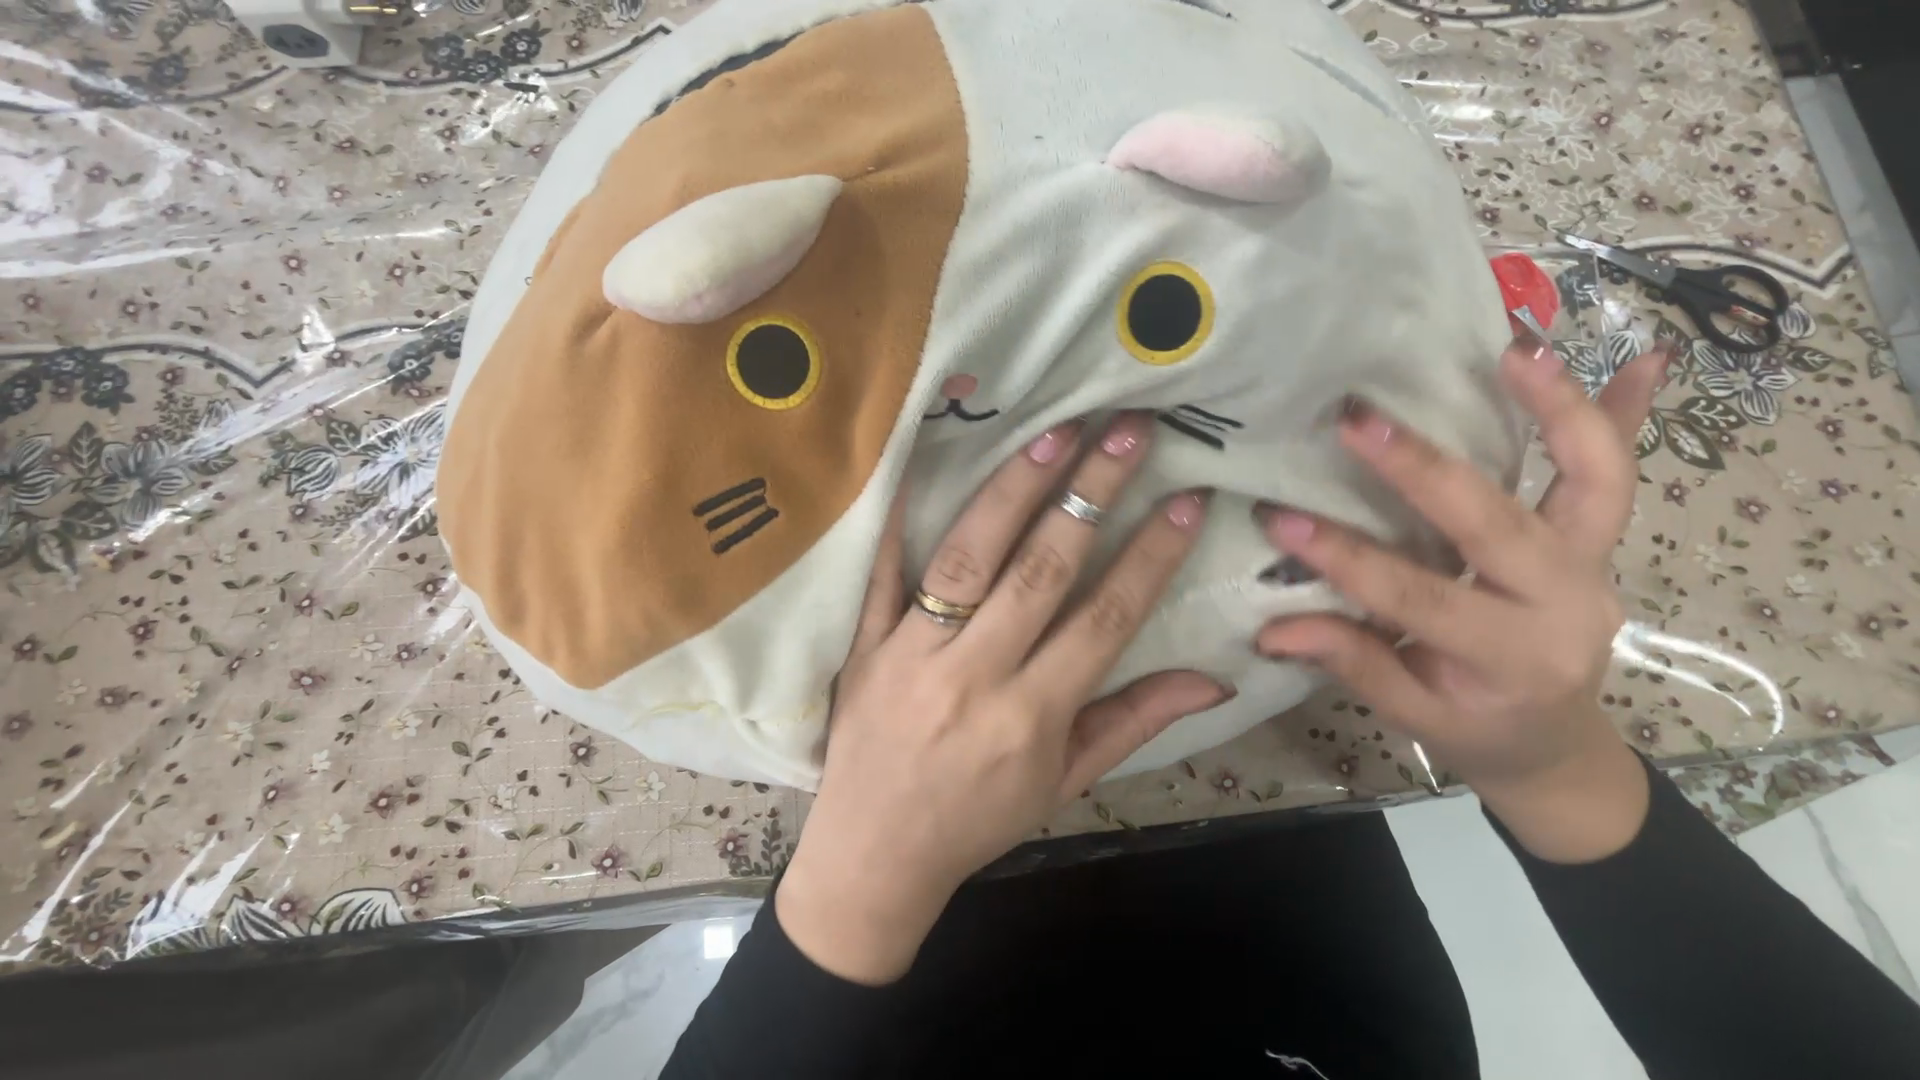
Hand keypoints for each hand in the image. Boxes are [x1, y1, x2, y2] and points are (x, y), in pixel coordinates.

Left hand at [777, 412, 1228, 983]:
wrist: (874, 858)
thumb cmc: (978, 820)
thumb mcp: (1065, 784)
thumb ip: (1132, 723)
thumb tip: (1213, 679)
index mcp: (1033, 716)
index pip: (1104, 620)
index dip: (1151, 556)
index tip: (1188, 497)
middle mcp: (975, 677)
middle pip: (1041, 572)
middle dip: (1090, 496)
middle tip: (1127, 429)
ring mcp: (910, 655)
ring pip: (967, 560)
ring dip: (1012, 493)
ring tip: (1053, 434)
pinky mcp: (862, 646)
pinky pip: (876, 575)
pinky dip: (894, 518)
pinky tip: (916, 459)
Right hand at [1255, 339, 1672, 862]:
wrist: (1555, 743)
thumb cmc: (1476, 729)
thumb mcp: (1410, 711)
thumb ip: (1351, 662)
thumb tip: (1271, 628)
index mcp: (1510, 657)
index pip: (1416, 597)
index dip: (1345, 558)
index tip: (1278, 518)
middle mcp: (1565, 603)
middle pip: (1496, 524)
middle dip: (1422, 470)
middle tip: (1359, 420)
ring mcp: (1593, 565)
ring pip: (1595, 480)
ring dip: (1560, 410)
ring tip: (1513, 351)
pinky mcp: (1599, 543)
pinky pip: (1616, 476)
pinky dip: (1631, 414)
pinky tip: (1647, 356)